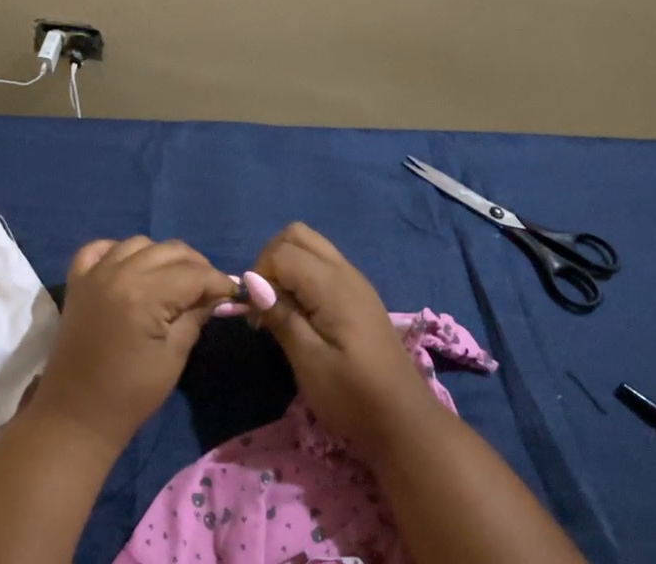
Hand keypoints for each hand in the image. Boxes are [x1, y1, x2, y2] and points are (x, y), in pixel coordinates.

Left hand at [27, 237, 235, 451]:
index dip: (218, 281)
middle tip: (209, 288)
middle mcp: (119, 273)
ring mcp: (94, 274)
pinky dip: (118, 250)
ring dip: (161, 256)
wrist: (76, 414)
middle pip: (169, 250)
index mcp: (145, 295)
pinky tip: (131, 267)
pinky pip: (98, 249)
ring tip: (174, 279)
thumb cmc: (131, 394)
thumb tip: (215, 296)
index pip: (193, 274)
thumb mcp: (173, 357)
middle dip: (196, 265)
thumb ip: (195, 317)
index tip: (233, 293)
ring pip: (138, 243)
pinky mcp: (77, 281)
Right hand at [250, 222, 437, 457]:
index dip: (260, 276)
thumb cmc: (353, 395)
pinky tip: (302, 315)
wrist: (404, 421)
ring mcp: (355, 282)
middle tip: (265, 302)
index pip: (282, 252)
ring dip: (286, 267)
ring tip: (280, 309)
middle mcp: (345, 272)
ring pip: (310, 246)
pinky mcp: (359, 296)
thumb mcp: (309, 361)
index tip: (258, 316)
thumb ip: (281, 316)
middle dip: (271, 260)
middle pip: (296, 235)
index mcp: (333, 285)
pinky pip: (323, 265)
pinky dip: (302, 277)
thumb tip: (251, 283)